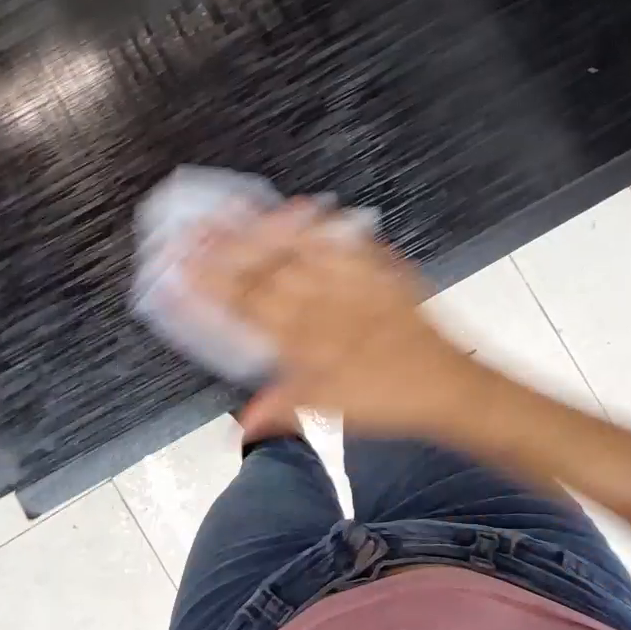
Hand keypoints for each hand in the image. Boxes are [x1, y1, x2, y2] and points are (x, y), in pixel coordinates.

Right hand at [187, 199, 500, 440]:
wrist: (448, 387)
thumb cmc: (390, 401)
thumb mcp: (331, 413)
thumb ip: (281, 409)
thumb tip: (242, 422)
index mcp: (305, 340)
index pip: (246, 306)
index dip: (210, 285)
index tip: (182, 268)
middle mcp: (323, 306)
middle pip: (263, 271)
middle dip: (223, 249)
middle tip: (191, 228)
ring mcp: (349, 284)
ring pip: (295, 251)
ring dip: (259, 229)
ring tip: (230, 208)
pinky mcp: (375, 272)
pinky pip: (342, 242)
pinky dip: (317, 225)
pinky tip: (298, 206)